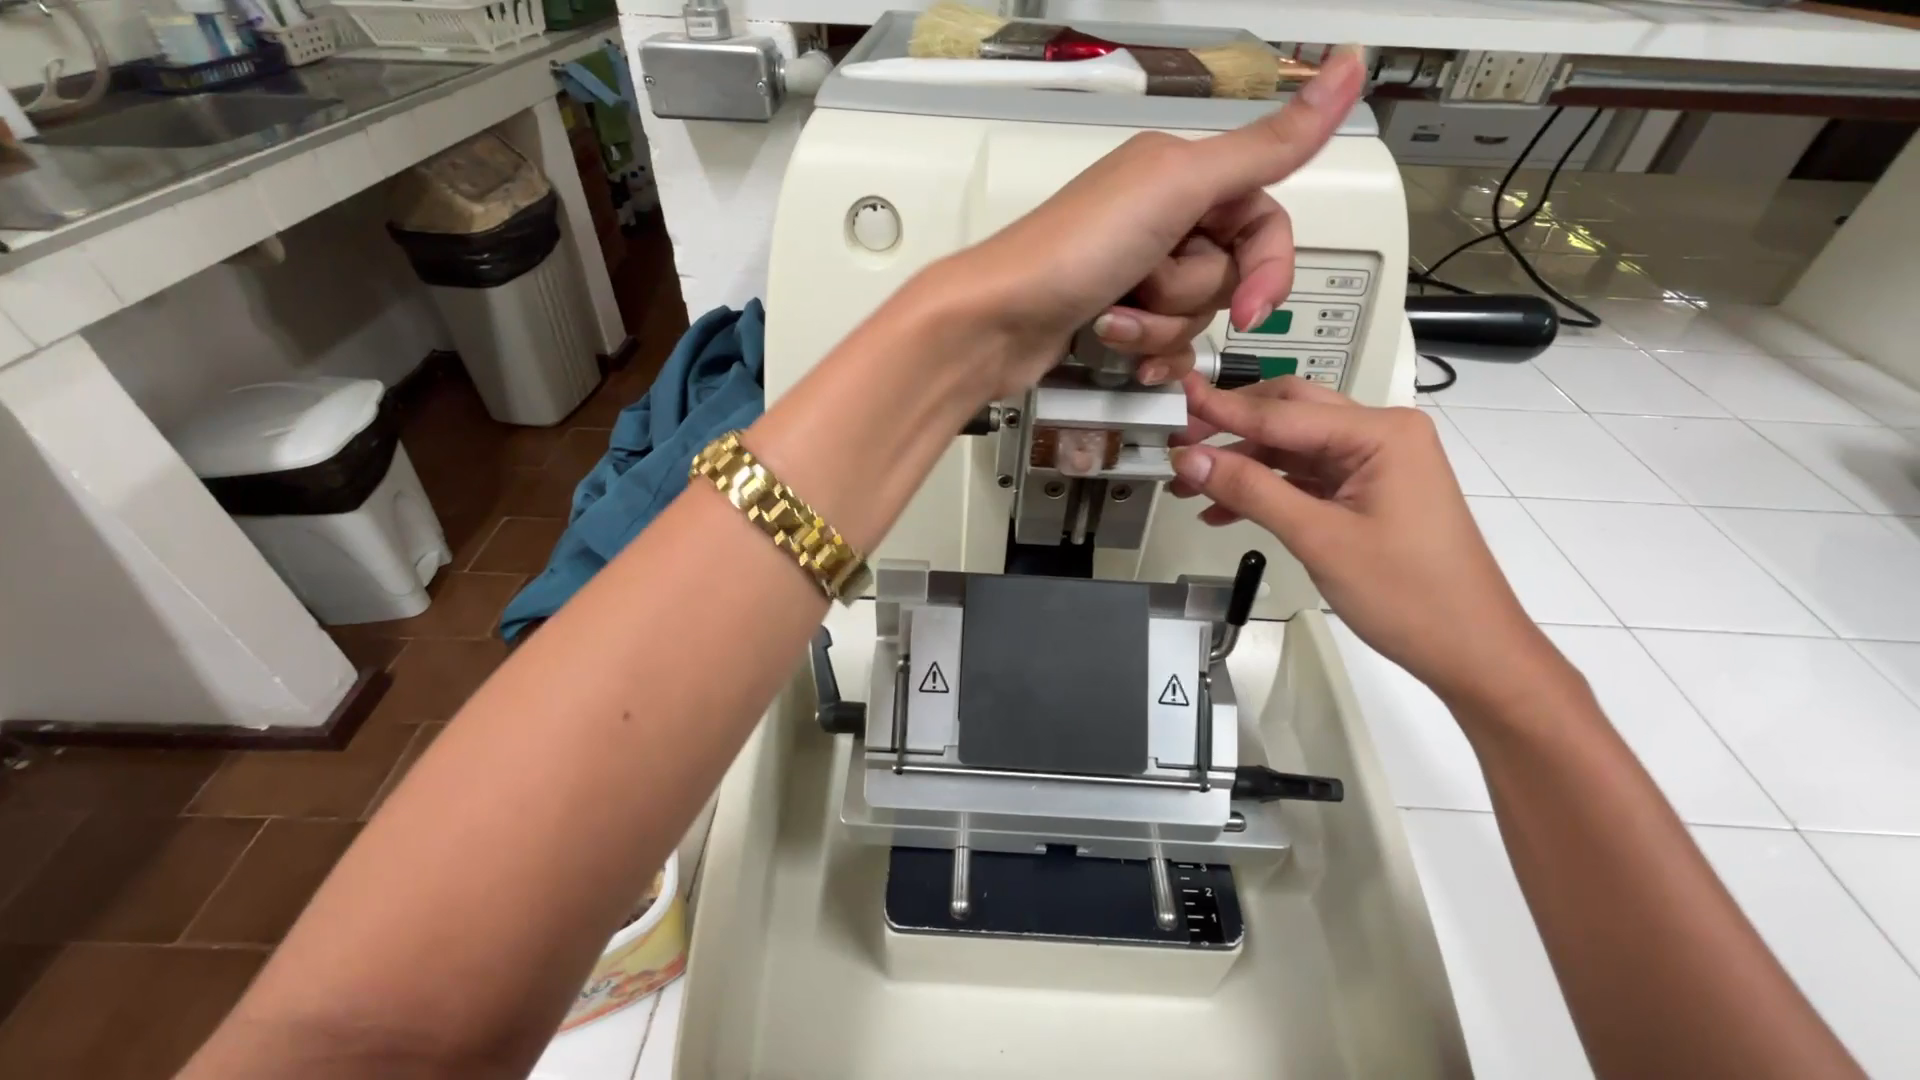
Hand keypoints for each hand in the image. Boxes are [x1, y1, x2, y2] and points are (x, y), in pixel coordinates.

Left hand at [932, 45, 1366, 399]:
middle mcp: (1161, 219)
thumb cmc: (1070, 252)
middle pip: (1229, 273)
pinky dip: (1145, 351)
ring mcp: (1136, 271)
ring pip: (1195, 313)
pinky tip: (1114, 343)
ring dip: (1158, 325)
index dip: (1267, 268)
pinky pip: (1164, 343)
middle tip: (1147, 286)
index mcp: (1182, 176)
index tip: (1255, 306)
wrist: (995, 323)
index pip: (1265, 221)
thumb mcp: (1179, 188)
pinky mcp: (1117, 316)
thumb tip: (1348, 66)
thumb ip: (1268, 146)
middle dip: (1191, 295)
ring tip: (1112, 314)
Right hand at [1169, 375, 1556, 706]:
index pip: (1282, 414)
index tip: (1175, 397)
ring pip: (1291, 449)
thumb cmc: (1409, 594)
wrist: (1469, 649)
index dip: (1221, 410)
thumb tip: (1191, 460)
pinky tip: (1223, 512)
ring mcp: (1374, 465)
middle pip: (1288, 415)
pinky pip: (1304, 478)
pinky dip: (1265, 490)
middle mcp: (1380, 436)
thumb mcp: (1320, 539)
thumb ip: (1252, 491)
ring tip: (1189, 485)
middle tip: (1178, 441)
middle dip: (1230, 429)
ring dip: (1242, 464)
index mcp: (1381, 433)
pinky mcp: (1367, 493)